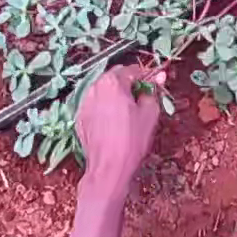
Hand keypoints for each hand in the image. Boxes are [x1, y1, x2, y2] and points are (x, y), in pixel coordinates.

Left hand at [76, 64, 164, 192]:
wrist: (109, 166)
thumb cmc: (131, 139)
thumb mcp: (150, 114)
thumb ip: (152, 92)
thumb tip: (157, 79)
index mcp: (112, 82)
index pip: (132, 70)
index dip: (146, 76)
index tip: (155, 84)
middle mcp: (95, 87)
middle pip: (115, 78)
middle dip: (130, 85)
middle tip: (143, 99)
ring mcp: (84, 102)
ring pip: (104, 91)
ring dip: (117, 96)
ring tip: (129, 113)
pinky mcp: (80, 117)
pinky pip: (95, 105)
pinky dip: (105, 108)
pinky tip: (115, 123)